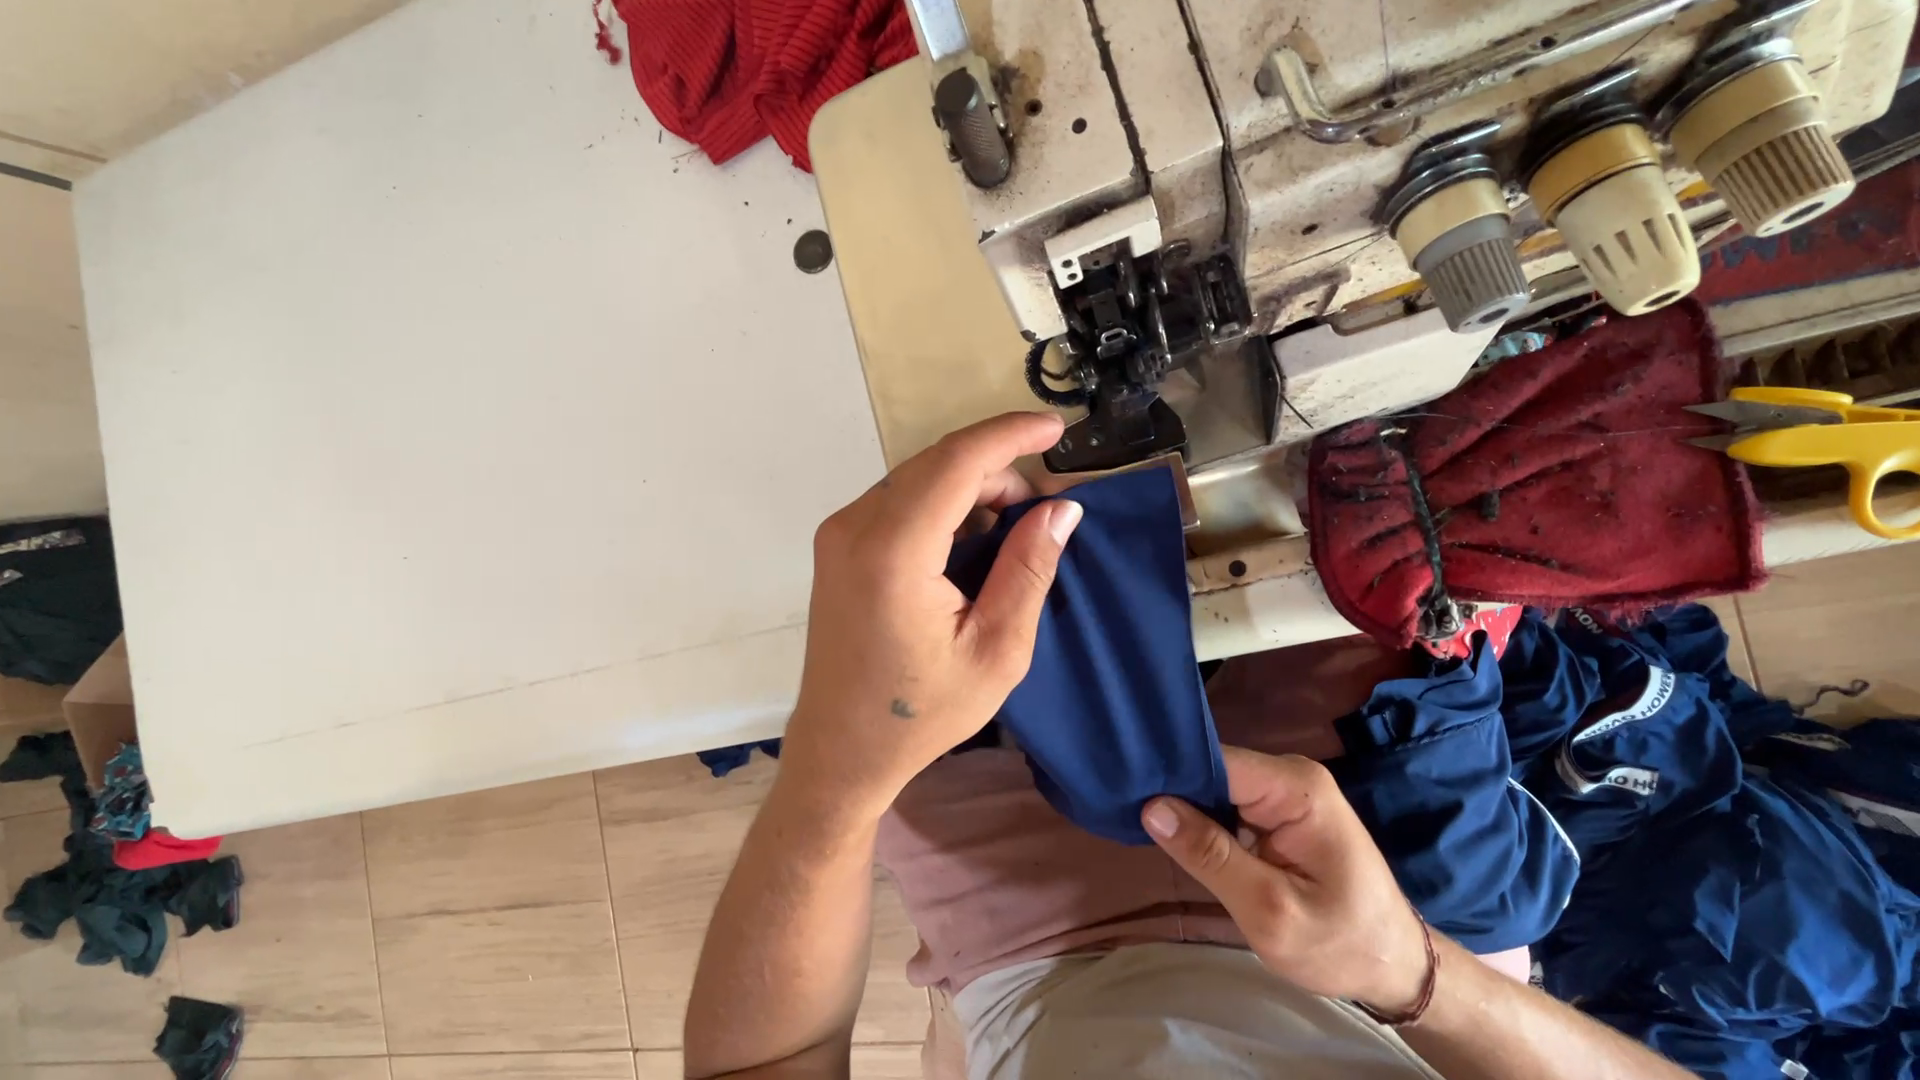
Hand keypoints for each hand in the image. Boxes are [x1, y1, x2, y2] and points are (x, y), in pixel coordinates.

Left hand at [779, 412, 1082, 815]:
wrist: (841, 750)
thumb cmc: (921, 714)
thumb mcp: (996, 651)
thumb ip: (1028, 571)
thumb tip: (1061, 509)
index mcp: (893, 553)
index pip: (956, 463)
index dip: (1009, 435)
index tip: (1055, 428)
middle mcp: (855, 528)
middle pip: (935, 464)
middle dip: (996, 468)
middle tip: (1044, 505)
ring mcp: (838, 535)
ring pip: (917, 478)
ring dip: (970, 486)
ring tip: (1014, 527)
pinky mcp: (837, 547)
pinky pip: (898, 501)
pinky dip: (942, 504)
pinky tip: (972, 540)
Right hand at [1142, 747, 1432, 1014]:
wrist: (1394, 969)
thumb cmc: (1340, 944)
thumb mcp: (1270, 911)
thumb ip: (1210, 856)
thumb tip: (1151, 807)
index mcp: (1296, 788)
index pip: (1215, 762)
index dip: (1170, 776)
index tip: (1124, 793)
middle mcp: (1289, 777)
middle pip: (1212, 770)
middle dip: (1172, 794)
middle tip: (1125, 817)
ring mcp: (1284, 794)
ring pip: (1214, 789)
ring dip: (1183, 810)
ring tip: (1138, 825)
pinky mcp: (1276, 814)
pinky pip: (1225, 806)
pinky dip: (1200, 823)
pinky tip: (1172, 836)